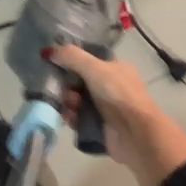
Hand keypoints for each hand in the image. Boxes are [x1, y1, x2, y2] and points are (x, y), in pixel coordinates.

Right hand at [49, 46, 185, 185]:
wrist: (136, 134)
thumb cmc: (118, 95)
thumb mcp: (95, 68)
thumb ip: (71, 56)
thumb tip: (49, 51)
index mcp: (115, 69)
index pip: (89, 60)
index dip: (72, 60)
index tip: (55, 63)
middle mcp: (111, 87)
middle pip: (79, 81)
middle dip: (67, 85)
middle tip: (62, 89)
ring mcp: (106, 108)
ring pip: (77, 100)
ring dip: (68, 102)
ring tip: (69, 107)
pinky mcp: (100, 127)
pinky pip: (79, 119)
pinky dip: (72, 118)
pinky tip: (70, 119)